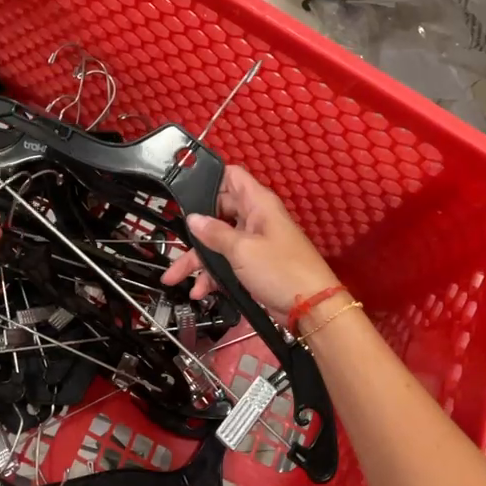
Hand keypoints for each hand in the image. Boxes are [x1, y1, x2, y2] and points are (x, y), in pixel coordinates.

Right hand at [160, 165, 338, 315]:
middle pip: (219, 212)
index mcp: (258, 203)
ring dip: (198, 259)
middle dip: (196, 228)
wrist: (312, 308)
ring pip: (219, 242)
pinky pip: (227, 263)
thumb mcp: (242, 250)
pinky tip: (199, 290)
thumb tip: (193, 218)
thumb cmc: (280, 270)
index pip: (231, 176)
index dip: (209, 179)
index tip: (185, 191)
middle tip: (174, 240)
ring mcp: (254, 242)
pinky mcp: (254, 265)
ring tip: (174, 277)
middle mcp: (255, 218)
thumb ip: (215, 233)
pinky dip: (213, 275)